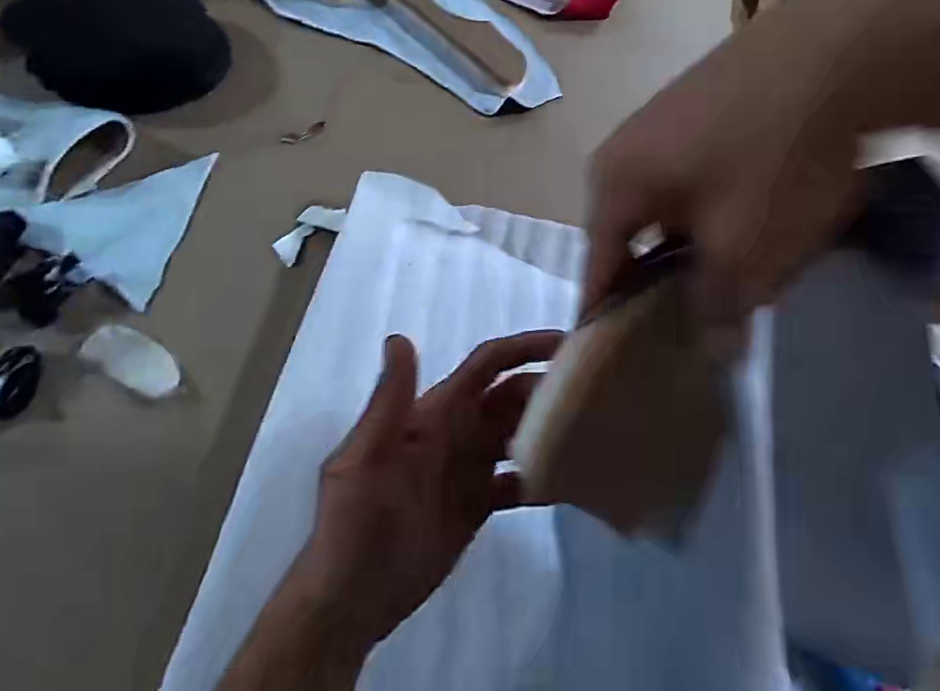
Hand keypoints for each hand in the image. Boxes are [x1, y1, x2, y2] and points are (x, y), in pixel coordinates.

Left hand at [220, 330, 562, 690]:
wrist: (350, 603)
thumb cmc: (354, 524)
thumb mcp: (363, 459)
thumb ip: (389, 401)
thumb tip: (399, 338)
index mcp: (435, 413)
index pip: (487, 366)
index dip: (524, 347)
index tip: (565, 342)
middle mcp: (458, 432)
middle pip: (512, 396)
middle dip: (546, 388)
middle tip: (589, 395)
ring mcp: (470, 468)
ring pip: (519, 433)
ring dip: (547, 428)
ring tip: (586, 432)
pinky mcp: (479, 504)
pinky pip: (518, 480)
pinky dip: (540, 476)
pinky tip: (563, 482)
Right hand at [585, 0, 898, 320]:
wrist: (841, 47)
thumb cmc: (776, 156)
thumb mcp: (745, 246)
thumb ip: (718, 302)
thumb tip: (712, 346)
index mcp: (617, 181)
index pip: (598, 268)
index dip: (613, 321)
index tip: (634, 365)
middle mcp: (631, 147)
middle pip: (638, 237)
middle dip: (671, 283)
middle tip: (707, 325)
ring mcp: (673, 121)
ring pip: (679, 208)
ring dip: (706, 246)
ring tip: (747, 279)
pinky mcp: (713, 107)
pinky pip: (708, 178)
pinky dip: (730, 210)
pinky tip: (770, 221)